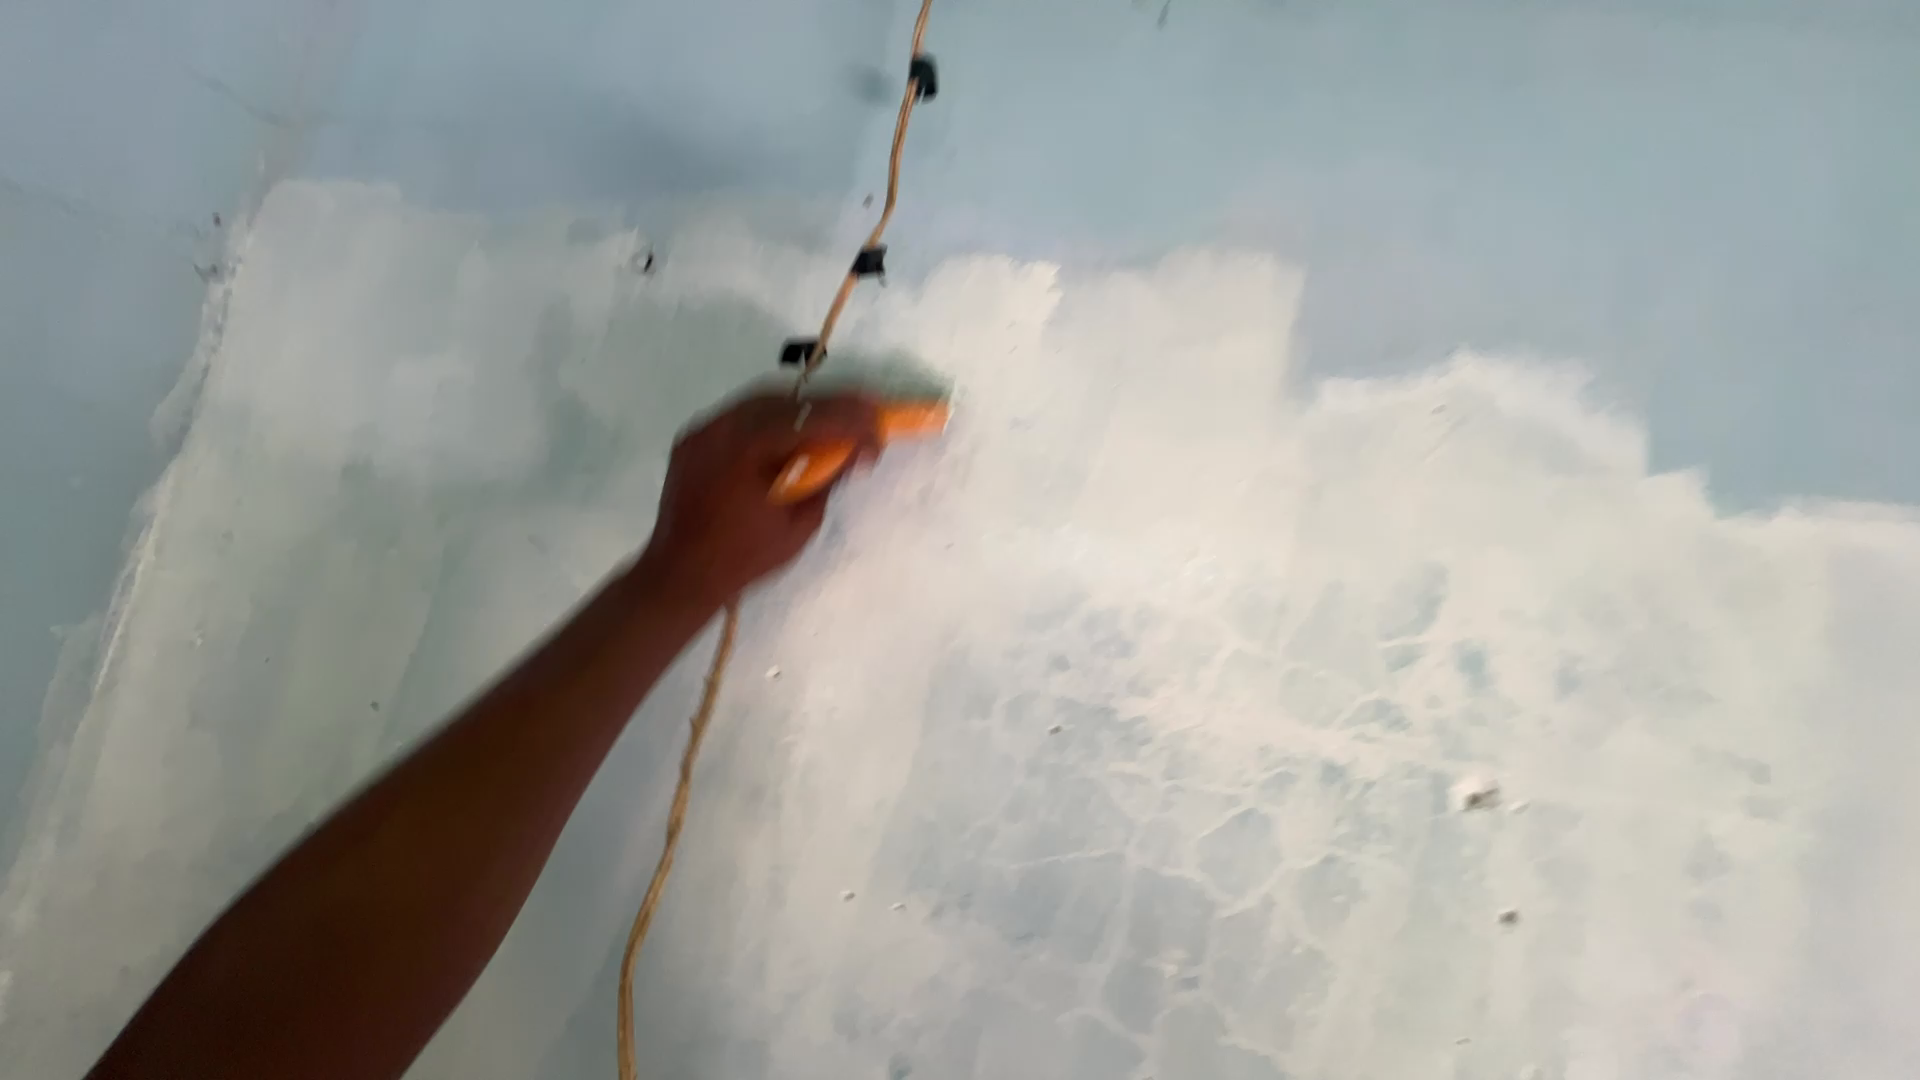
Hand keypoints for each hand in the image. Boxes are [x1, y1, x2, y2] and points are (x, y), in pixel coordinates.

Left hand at [635, 389, 882, 607]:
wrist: (680, 573)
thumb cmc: (745, 558)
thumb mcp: (799, 524)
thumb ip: (825, 481)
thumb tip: (852, 453)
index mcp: (750, 448)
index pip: (812, 418)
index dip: (851, 420)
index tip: (878, 428)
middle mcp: (724, 426)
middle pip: (789, 400)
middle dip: (832, 404)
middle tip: (866, 412)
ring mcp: (705, 428)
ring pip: (762, 401)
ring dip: (802, 407)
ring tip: (834, 417)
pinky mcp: (695, 437)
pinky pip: (739, 416)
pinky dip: (772, 418)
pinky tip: (792, 431)